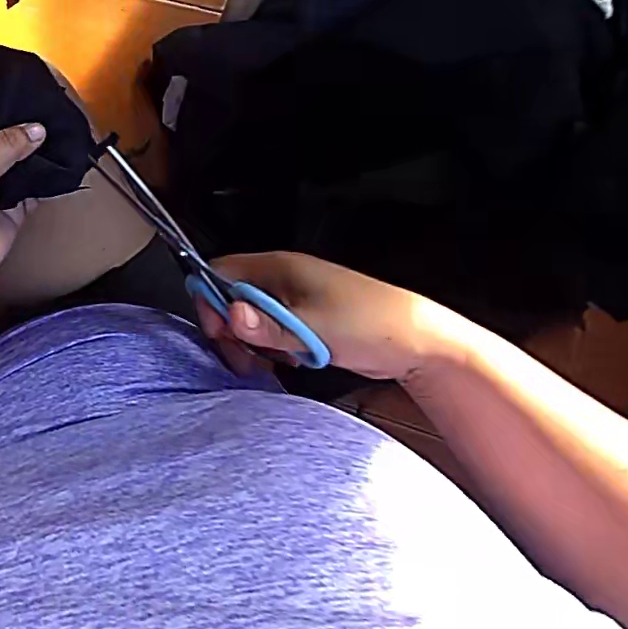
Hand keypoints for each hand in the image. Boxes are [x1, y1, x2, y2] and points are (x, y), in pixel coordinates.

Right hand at [195, 252, 479, 382]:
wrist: (414, 340)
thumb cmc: (369, 323)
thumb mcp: (313, 328)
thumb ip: (268, 325)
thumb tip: (231, 315)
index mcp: (279, 267)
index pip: (221, 272)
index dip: (213, 301)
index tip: (222, 332)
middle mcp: (281, 279)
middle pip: (231, 298)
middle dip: (231, 329)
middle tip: (245, 357)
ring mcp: (292, 299)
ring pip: (249, 318)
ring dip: (250, 343)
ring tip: (271, 361)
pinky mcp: (302, 319)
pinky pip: (269, 331)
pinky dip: (269, 348)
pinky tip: (287, 360)